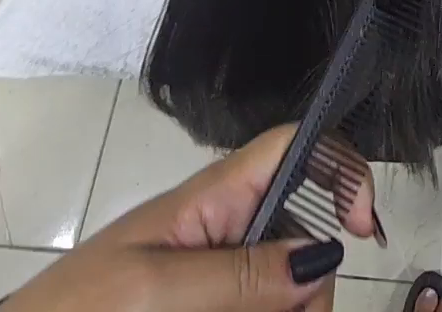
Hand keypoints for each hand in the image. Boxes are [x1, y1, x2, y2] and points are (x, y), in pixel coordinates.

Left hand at [1, 125, 378, 311]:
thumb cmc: (79, 308)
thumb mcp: (153, 291)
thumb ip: (238, 275)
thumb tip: (325, 255)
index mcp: (217, 197)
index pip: (294, 146)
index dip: (340, 166)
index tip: (362, 229)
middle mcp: (230, 226)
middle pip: (308, 230)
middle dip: (315, 283)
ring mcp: (224, 271)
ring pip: (292, 282)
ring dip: (294, 310)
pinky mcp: (218, 303)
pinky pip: (266, 305)